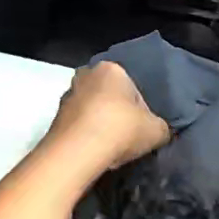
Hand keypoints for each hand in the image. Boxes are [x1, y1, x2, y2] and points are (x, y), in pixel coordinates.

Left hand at [44, 62, 170, 174]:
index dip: (142, 109)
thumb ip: (162, 127)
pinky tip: (95, 150)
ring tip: (111, 147)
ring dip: (101, 123)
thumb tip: (161, 130)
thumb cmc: (120, 129)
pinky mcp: (56, 114)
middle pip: (110, 95)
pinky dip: (86, 133)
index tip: (143, 127)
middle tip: (128, 136)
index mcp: (111, 68)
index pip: (133, 87)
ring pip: (92, 107)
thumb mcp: (156, 130)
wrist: (77, 150)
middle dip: (118, 112)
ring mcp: (69, 92)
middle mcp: (86, 73)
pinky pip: (79, 122)